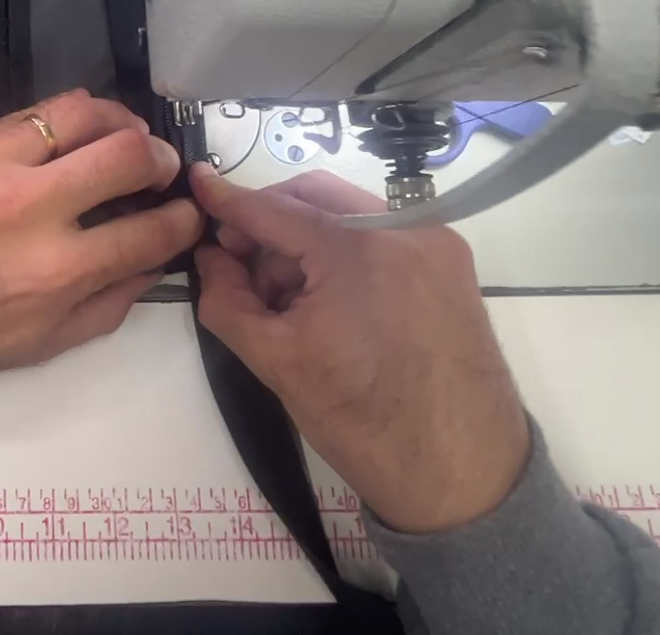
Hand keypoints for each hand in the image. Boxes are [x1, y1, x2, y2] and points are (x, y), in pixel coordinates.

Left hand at [0, 90, 202, 385]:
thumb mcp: (46, 344)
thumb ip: (113, 301)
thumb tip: (156, 255)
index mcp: (57, 270)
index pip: (151, 229)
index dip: (183, 218)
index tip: (185, 212)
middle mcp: (29, 207)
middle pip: (125, 152)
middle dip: (159, 157)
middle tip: (157, 165)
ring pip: (79, 110)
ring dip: (115, 120)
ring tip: (118, 136)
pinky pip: (25, 116)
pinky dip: (53, 129)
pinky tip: (52, 147)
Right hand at [190, 166, 528, 533]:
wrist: (463, 478)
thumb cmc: (362, 421)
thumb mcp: (273, 359)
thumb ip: (224, 297)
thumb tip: (208, 255)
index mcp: (358, 249)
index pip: (275, 209)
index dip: (227, 197)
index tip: (196, 181)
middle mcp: (405, 228)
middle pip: (313, 195)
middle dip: (268, 220)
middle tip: (238, 261)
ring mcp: (435, 243)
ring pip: (345, 211)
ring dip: (302, 239)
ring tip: (286, 298)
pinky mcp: (451, 263)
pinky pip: (378, 233)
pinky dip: (340, 251)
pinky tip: (325, 299)